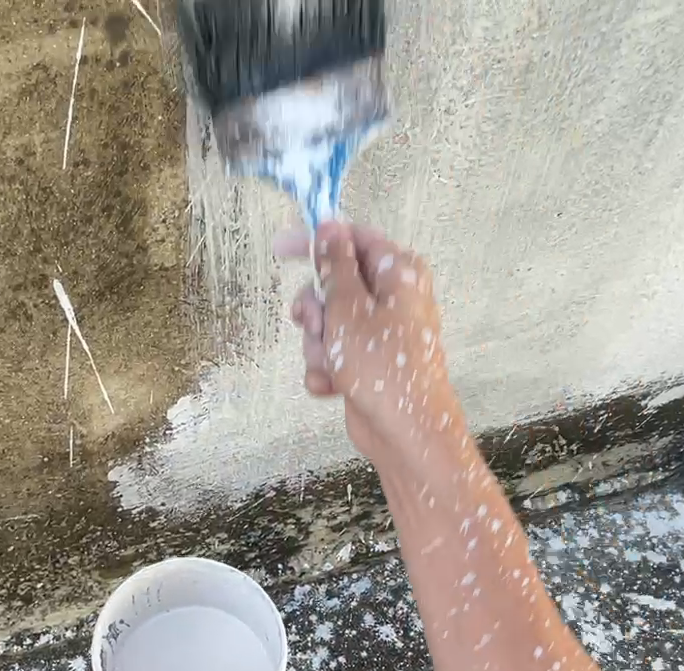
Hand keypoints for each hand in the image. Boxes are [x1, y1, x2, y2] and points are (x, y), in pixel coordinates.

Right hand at [274, 222, 448, 464]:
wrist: (402, 430)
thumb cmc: (382, 366)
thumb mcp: (349, 307)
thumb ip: (334, 265)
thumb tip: (329, 226)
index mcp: (397, 273)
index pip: (352, 239)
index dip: (316, 241)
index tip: (281, 248)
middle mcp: (390, 299)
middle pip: (332, 285)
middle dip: (315, 310)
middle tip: (314, 325)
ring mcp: (376, 334)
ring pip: (326, 324)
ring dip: (318, 346)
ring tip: (332, 365)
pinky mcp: (364, 364)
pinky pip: (330, 356)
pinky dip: (326, 370)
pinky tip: (333, 386)